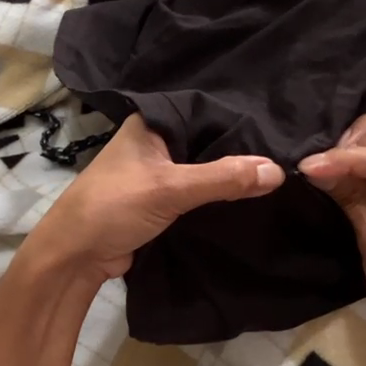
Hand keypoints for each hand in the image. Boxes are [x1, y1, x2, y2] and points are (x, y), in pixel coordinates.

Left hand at [25, 114, 284, 281]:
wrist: (75, 257)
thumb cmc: (113, 207)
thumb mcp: (170, 188)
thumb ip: (223, 178)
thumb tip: (277, 171)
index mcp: (152, 121)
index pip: (206, 108)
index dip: (241, 115)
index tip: (284, 122)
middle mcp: (156, 141)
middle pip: (209, 140)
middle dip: (241, 148)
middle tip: (291, 151)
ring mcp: (158, 172)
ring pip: (205, 168)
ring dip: (231, 175)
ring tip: (281, 171)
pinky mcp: (162, 201)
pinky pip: (199, 192)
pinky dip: (219, 196)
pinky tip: (252, 197)